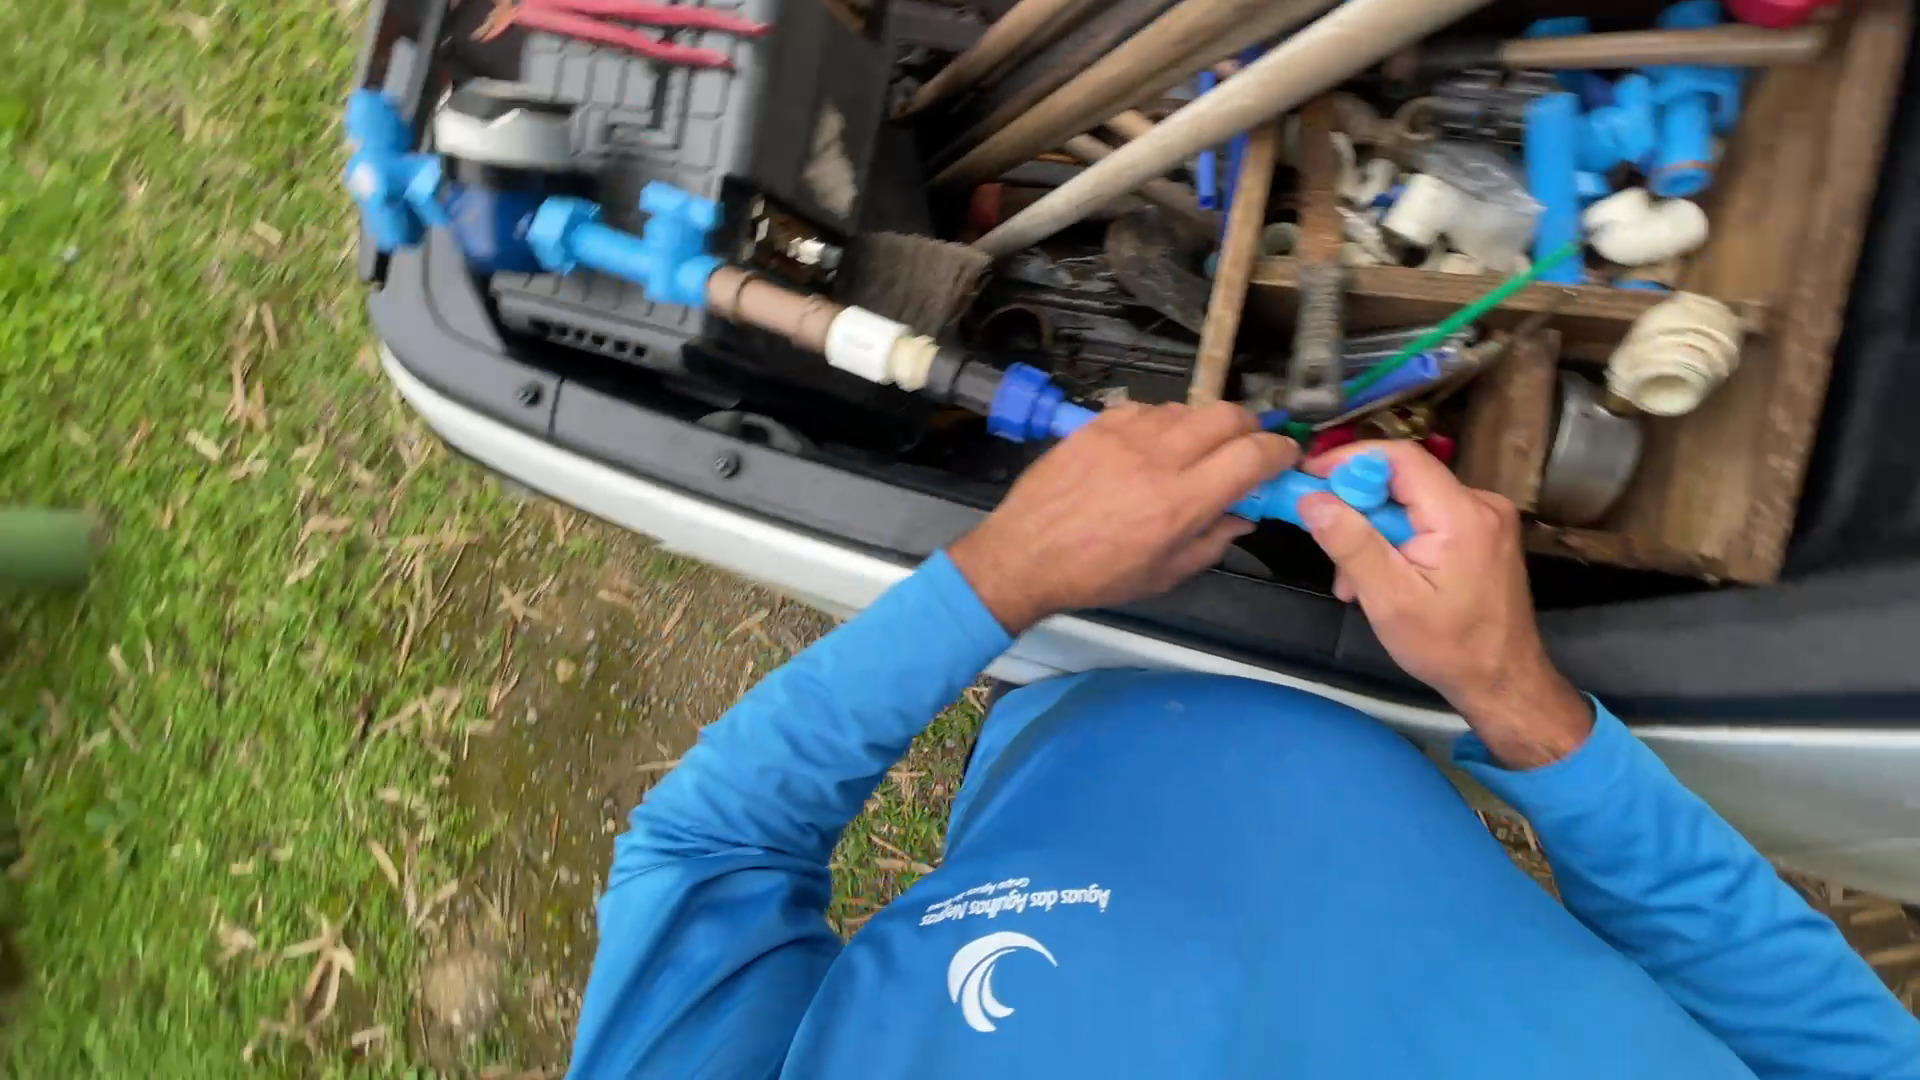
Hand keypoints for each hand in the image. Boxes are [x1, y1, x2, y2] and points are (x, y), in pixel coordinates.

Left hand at [949, 402, 1296, 635]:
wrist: (1023, 555)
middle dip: (1249, 429)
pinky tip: (1149, 446)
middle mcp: (1157, 459)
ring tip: (1192, 452)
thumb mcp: (1163, 575)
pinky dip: (1160, 422)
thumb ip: (1212, 541)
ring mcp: (1123, 435)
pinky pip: (1145, 408)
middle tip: (1244, 450)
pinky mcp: (1095, 424)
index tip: (1284, 459)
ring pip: (1187, 409)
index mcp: (1180, 502)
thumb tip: (1244, 515)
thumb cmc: (1093, 576)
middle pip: (1228, 416)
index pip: (1252, 455)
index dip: (1280, 452)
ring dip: (1202, 426)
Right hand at [1298, 441, 1592, 768]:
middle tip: (1324, 543)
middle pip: (1400, 480)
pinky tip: (1377, 579)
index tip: (1308, 477)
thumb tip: (1311, 499)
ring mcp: (1482, 518)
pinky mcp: (1478, 533)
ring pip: (1406, 503)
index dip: (1349, 459)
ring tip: (1353, 582)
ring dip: (1369, 533)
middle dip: (1354, 510)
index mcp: (1462, 514)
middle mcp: (1479, 503)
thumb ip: (1350, 543)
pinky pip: (1421, 519)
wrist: (1501, 681)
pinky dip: (1390, 542)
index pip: (1400, 457)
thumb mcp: (1388, 598)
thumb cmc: (1446, 645)